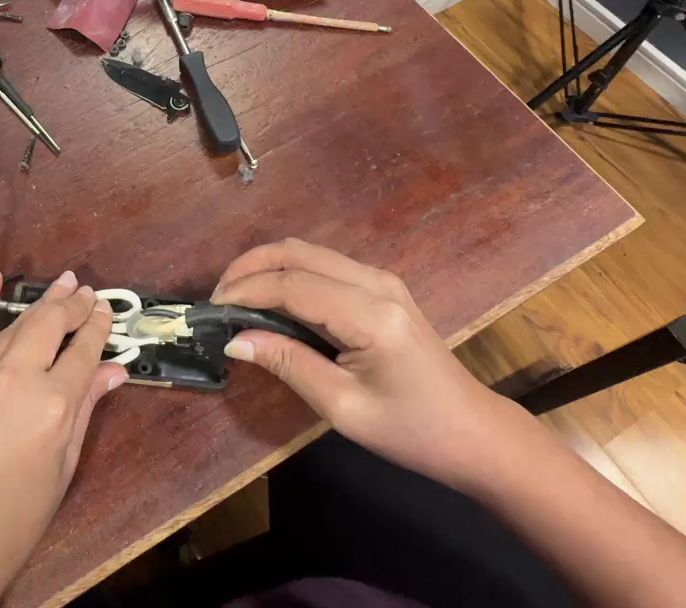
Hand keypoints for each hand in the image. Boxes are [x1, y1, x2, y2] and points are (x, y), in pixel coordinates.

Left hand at [0, 269, 126, 606]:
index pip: (84, 352)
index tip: (106, 312)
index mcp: (53, 408)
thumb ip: (84, 411)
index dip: (98, 328)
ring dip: (42, 303)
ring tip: (64, 284)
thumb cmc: (12, 521)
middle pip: (51, 326)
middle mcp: (16, 381)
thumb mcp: (61, 470)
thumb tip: (113, 371)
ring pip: (16, 326)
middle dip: (73, 305)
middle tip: (88, 292)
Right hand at [211, 238, 526, 490]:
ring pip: (309, 252)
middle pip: (297, 252)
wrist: (474, 433)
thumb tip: (235, 340)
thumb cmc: (411, 431)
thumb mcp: (343, 408)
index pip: (292, 285)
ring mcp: (381, 279)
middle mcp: (376, 282)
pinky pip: (323, 265)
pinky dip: (288, 272)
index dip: (246, 291)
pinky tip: (270, 298)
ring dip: (267, 266)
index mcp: (370, 315)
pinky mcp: (381, 286)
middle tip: (217, 297)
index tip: (211, 309)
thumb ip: (288, 363)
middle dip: (250, 267)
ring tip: (235, 297)